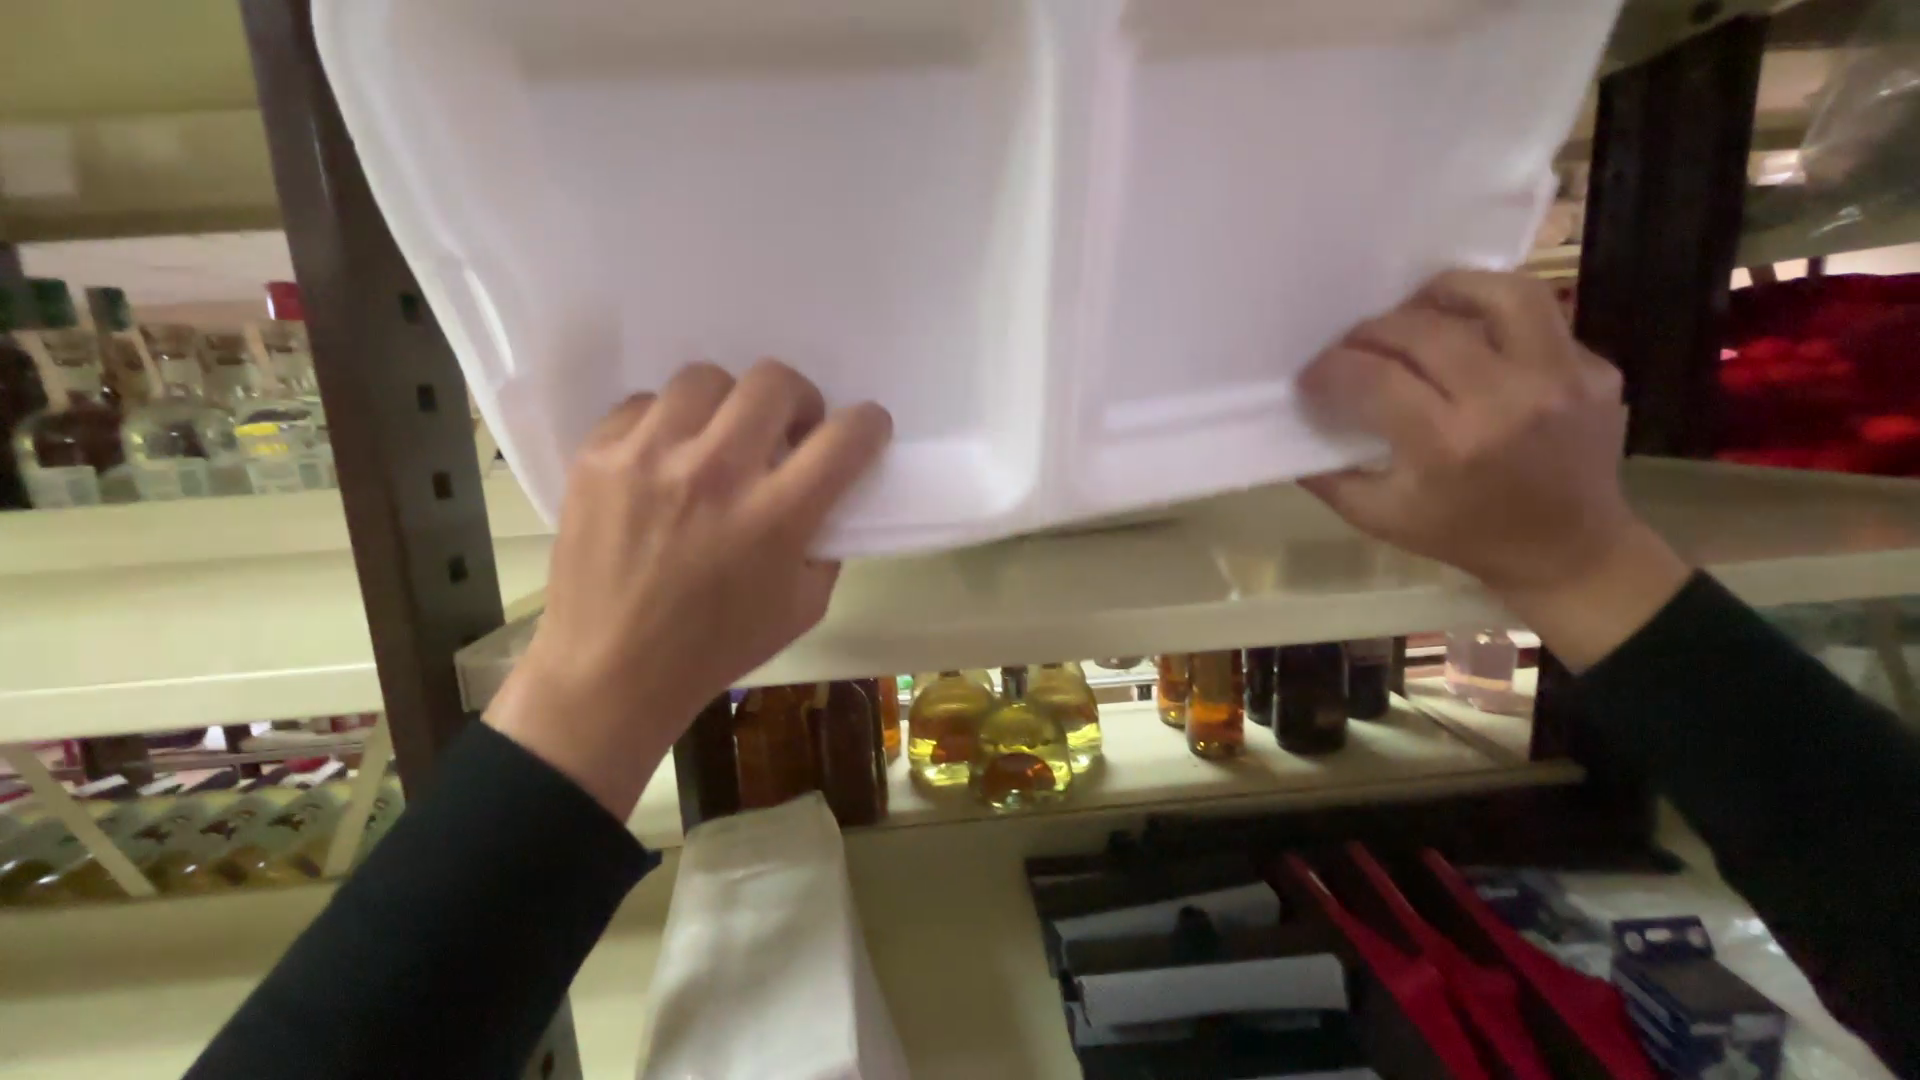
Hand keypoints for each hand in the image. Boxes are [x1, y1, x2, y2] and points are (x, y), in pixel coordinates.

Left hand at [486, 361, 891, 818]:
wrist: (612, 672)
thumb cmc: (717, 647)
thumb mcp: (803, 607)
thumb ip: (824, 543)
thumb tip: (825, 496)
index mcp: (775, 517)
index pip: (844, 438)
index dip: (868, 424)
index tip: (864, 429)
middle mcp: (715, 473)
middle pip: (775, 382)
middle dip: (799, 400)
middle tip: (790, 431)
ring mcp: (649, 458)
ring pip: (706, 379)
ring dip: (730, 405)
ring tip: (721, 439)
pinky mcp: (597, 457)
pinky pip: (644, 405)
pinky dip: (668, 425)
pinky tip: (666, 460)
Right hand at [1299, 270, 1688, 667]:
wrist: (1567, 550)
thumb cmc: (1462, 536)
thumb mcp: (1380, 518)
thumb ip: (1328, 475)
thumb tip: (1290, 426)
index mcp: (1448, 445)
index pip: (1374, 378)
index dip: (1331, 368)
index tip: (1312, 375)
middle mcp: (1507, 400)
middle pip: (1423, 330)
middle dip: (1371, 331)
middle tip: (1352, 346)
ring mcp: (1561, 378)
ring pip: (1500, 294)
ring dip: (1444, 292)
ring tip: (1415, 308)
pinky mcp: (1594, 369)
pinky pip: (1538, 319)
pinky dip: (1492, 319)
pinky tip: (1469, 339)